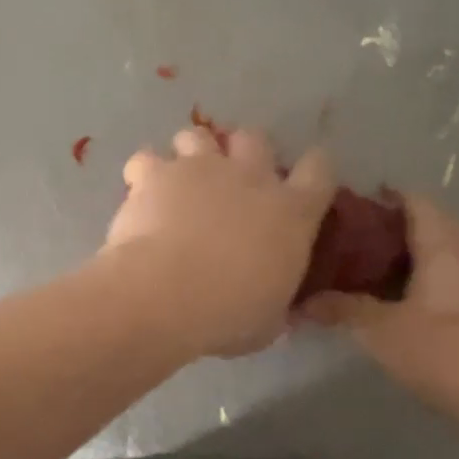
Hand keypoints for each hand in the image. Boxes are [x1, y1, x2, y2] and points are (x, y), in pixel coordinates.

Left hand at [103, 127, 334, 356]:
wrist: (167, 295)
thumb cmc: (228, 315)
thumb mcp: (268, 322)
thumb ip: (276, 307)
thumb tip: (280, 312)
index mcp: (292, 213)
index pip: (319, 171)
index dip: (313, 171)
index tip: (303, 184)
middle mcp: (250, 178)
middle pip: (255, 139)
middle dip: (244, 152)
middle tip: (230, 182)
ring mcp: (201, 169)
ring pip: (198, 136)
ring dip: (191, 154)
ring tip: (180, 181)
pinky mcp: (156, 174)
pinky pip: (147, 159)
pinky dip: (143, 174)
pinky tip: (139, 195)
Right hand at [304, 193, 458, 426]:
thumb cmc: (445, 354)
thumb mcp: (381, 332)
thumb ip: (341, 309)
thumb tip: (300, 301)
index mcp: (445, 242)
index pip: (410, 199)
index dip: (375, 200)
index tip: (339, 212)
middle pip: (425, 222)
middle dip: (385, 230)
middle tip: (343, 246)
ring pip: (439, 251)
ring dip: (405, 257)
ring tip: (363, 274)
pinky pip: (451, 274)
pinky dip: (422, 277)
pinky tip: (397, 302)